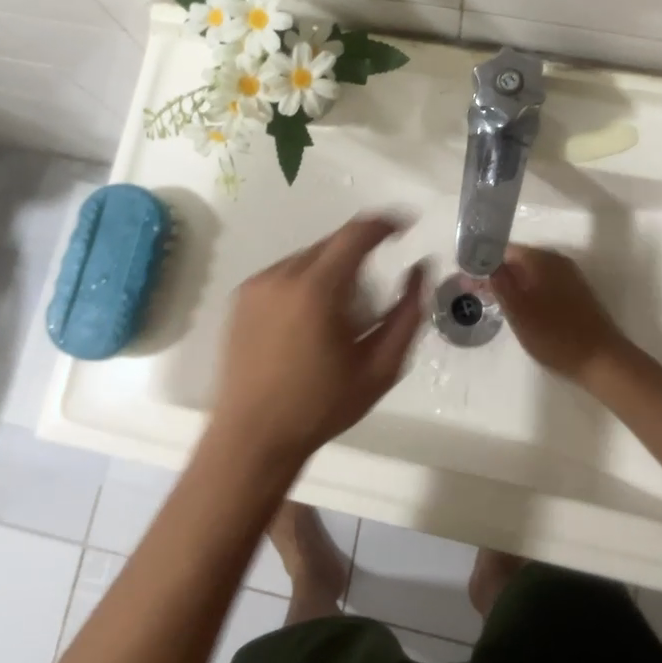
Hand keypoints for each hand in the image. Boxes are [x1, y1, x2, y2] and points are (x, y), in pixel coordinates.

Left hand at [209, 214, 425, 464]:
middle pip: (332, 245)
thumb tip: (421, 271)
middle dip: (358, 259)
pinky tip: (307, 326)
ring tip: (337, 321)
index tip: (405, 229)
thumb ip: (408, 314)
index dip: (385, 224)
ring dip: (330, 274)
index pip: (356, 233)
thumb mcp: (380, 368)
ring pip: (307, 259)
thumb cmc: (321, 407)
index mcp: (317, 288)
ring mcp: (257, 285)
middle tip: (371, 302)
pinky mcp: (240, 299)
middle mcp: (282, 275)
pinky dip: (303, 286)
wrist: (253, 438)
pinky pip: (283, 276)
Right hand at [490, 245, 630, 381]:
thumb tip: (483, 262)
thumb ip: (498, 282)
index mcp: (542, 259)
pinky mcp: (576, 294)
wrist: (601, 360)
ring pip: (531, 274)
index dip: (483, 263)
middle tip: (477, 295)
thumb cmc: (555, 335)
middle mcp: (557, 261)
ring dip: (513, 286)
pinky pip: (544, 285)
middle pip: (518, 261)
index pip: (503, 250)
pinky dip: (529, 294)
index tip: (468, 280)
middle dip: (497, 275)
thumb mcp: (517, 310)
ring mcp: (569, 277)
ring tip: (495, 305)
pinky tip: (521, 313)